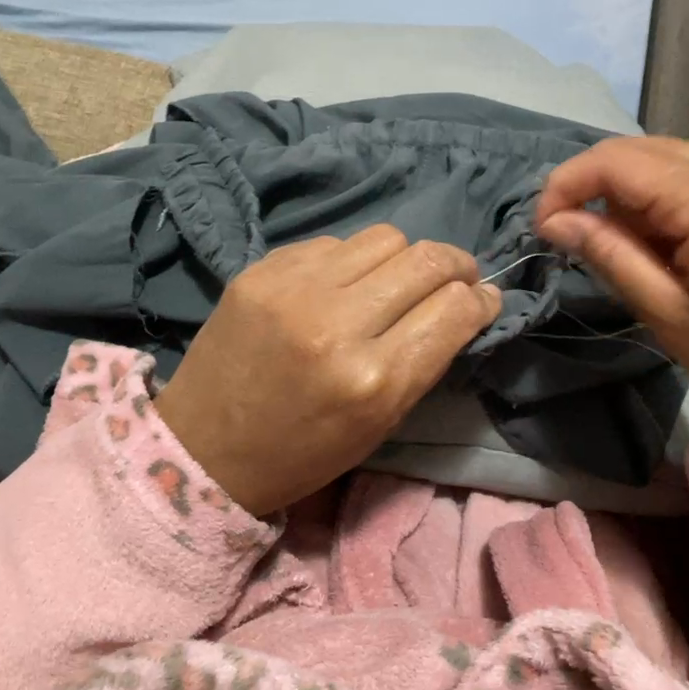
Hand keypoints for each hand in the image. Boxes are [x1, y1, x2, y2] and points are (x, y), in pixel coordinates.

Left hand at [154, 225, 501, 515]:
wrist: (203, 449)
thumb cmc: (303, 452)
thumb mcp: (379, 424)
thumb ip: (426, 360)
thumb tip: (469, 302)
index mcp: (373, 380)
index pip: (454, 309)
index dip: (482, 299)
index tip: (484, 299)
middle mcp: (337, 324)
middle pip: (426, 259)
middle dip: (456, 265)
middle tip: (456, 278)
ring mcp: (294, 289)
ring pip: (384, 237)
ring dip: (404, 258)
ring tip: (395, 282)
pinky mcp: (261, 270)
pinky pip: (333, 243)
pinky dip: (351, 261)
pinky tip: (341, 286)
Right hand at [534, 137, 688, 502]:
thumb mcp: (667, 313)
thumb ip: (609, 254)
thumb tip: (555, 220)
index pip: (615, 162)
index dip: (566, 186)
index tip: (543, 228)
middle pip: (638, 151)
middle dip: (594, 188)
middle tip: (574, 241)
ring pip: (665, 158)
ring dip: (629, 194)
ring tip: (620, 249)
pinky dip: (663, 197)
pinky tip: (663, 241)